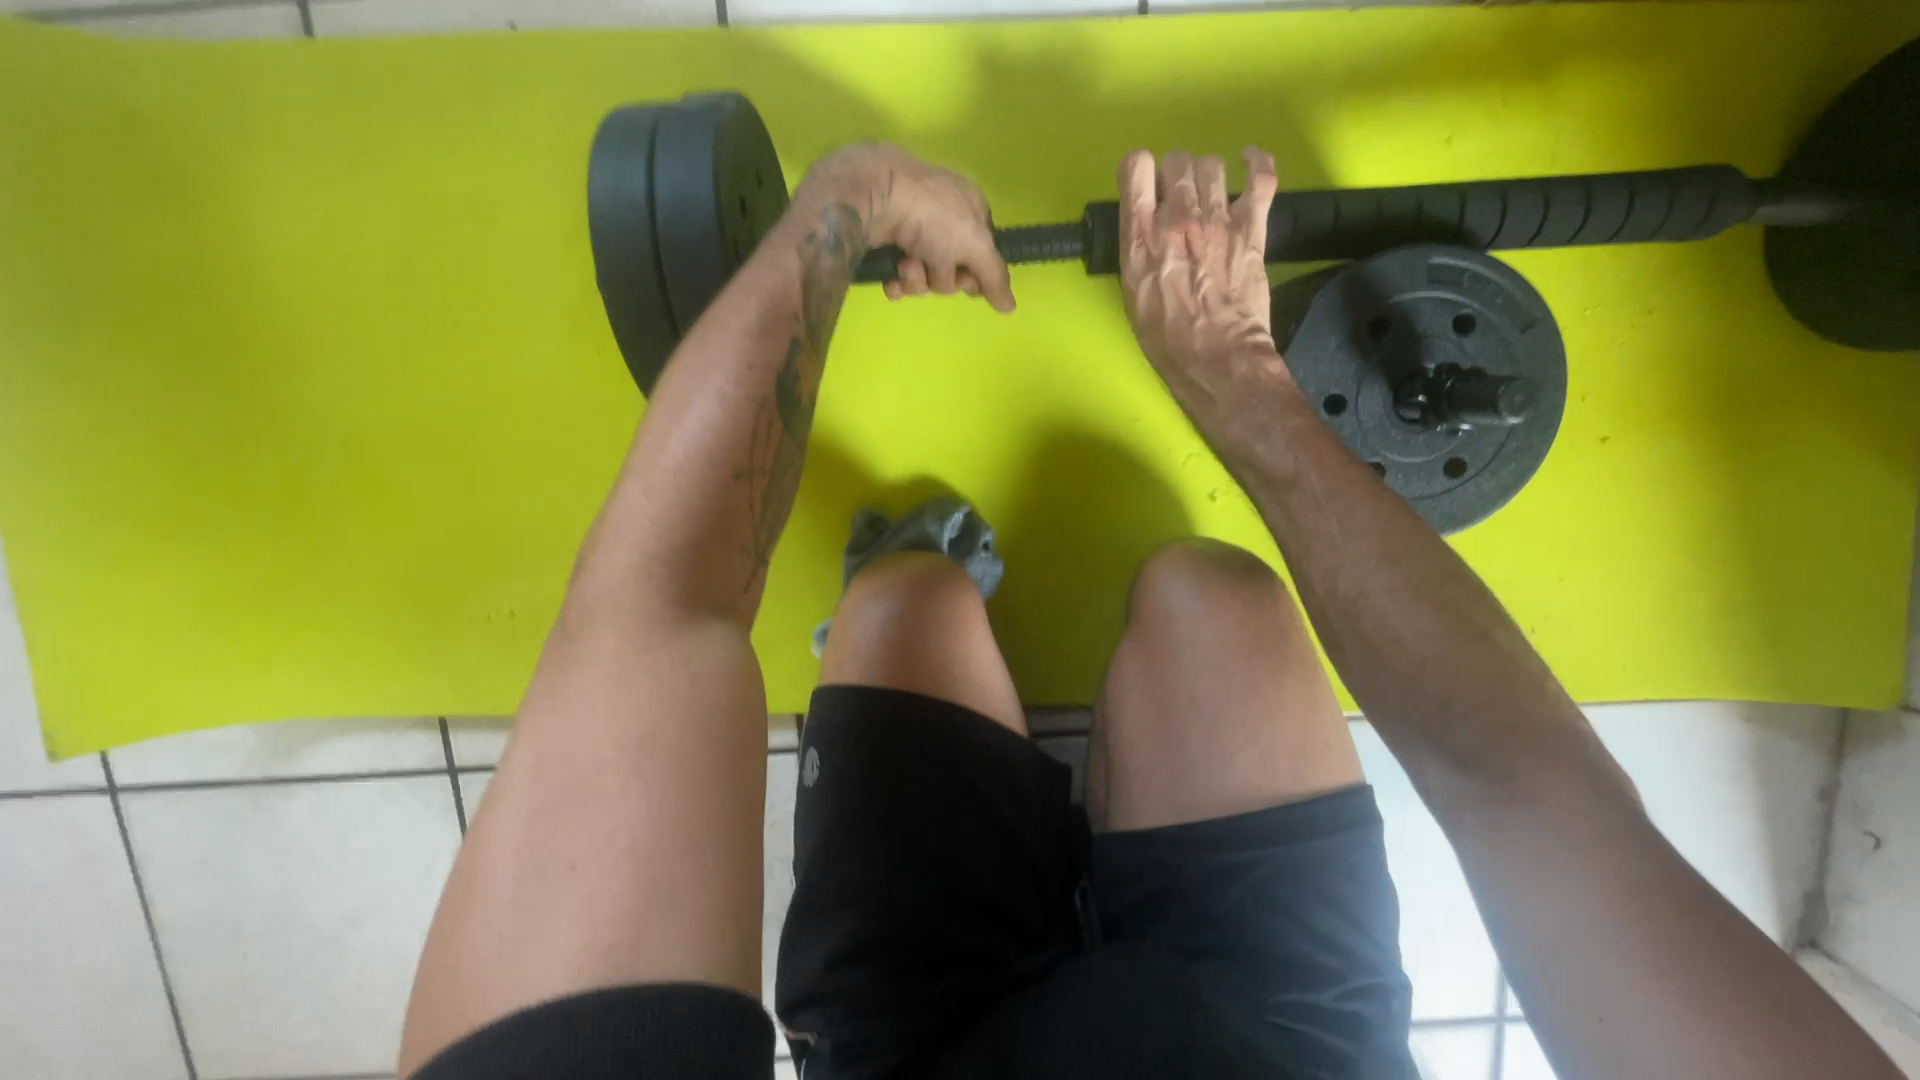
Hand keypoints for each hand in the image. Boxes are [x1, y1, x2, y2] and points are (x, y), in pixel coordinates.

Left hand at [796, 143, 1014, 312]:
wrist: (873, 194)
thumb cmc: (933, 214)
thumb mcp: (976, 244)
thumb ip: (995, 277)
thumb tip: (1010, 307)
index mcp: (970, 208)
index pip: (984, 252)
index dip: (978, 272)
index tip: (970, 284)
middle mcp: (943, 217)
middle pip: (954, 270)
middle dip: (943, 277)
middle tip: (934, 267)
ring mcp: (911, 230)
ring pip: (926, 277)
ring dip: (918, 279)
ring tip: (906, 265)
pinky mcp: (884, 243)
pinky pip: (899, 277)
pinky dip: (897, 282)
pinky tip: (891, 278)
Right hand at [1117, 148, 1290, 421]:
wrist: (1216, 356)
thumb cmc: (1166, 337)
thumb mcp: (1132, 293)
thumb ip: (1138, 250)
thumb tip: (1148, 232)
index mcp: (1140, 236)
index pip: (1135, 167)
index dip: (1140, 171)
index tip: (1145, 188)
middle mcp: (1177, 218)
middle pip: (1176, 160)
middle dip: (1175, 174)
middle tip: (1179, 200)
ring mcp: (1217, 219)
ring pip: (1212, 164)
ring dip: (1207, 175)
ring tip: (1209, 194)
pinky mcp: (1251, 228)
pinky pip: (1260, 176)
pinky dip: (1256, 162)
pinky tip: (1250, 161)